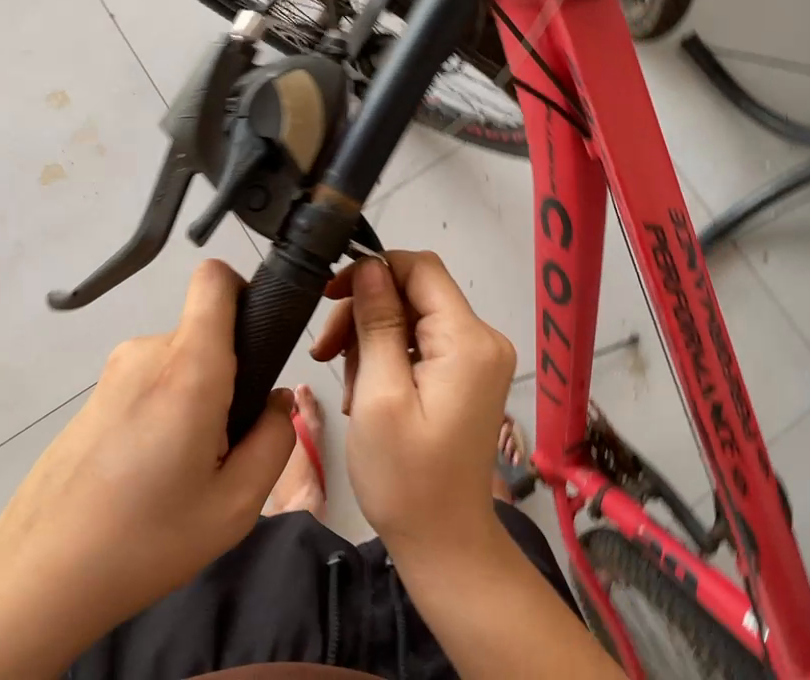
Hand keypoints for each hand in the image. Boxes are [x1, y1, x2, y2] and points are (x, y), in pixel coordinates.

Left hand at [0, 259, 295, 622]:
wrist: (37, 577)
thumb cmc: (146, 539)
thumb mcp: (236, 504)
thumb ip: (275, 440)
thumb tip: (278, 401)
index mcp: (189, 367)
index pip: (214, 281)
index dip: (245, 293)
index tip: (259, 343)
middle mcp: (148, 353)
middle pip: (206, 334)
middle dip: (229, 375)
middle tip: (225, 447)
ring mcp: (113, 374)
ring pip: (180, 365)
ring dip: (196, 401)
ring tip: (184, 471)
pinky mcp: (93, 398)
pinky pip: (150, 386)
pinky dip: (165, 414)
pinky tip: (149, 477)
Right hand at [310, 251, 515, 557]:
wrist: (445, 542)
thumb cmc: (405, 477)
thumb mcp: (379, 395)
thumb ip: (377, 323)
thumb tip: (371, 267)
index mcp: (468, 340)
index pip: (421, 268)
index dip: (372, 270)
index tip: (329, 297)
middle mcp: (483, 340)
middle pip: (415, 293)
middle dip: (366, 314)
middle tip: (325, 355)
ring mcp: (479, 360)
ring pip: (413, 318)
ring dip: (372, 342)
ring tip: (350, 391)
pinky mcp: (468, 377)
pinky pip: (423, 345)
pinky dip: (389, 360)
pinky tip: (367, 395)